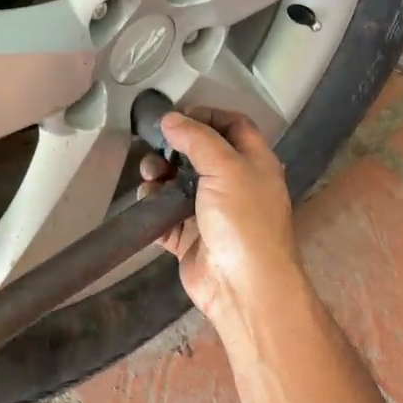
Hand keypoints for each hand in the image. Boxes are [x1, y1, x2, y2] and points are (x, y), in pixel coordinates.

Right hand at [139, 107, 305, 328]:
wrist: (244, 288)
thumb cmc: (243, 220)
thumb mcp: (226, 167)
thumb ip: (197, 139)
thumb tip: (170, 118)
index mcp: (255, 163)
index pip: (234, 125)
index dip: (208, 115)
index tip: (178, 115)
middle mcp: (235, 184)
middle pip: (201, 153)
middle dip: (175, 147)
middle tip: (155, 146)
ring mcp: (212, 212)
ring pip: (179, 183)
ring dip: (160, 175)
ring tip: (149, 175)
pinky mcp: (191, 237)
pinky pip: (166, 214)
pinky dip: (154, 206)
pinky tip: (147, 201)